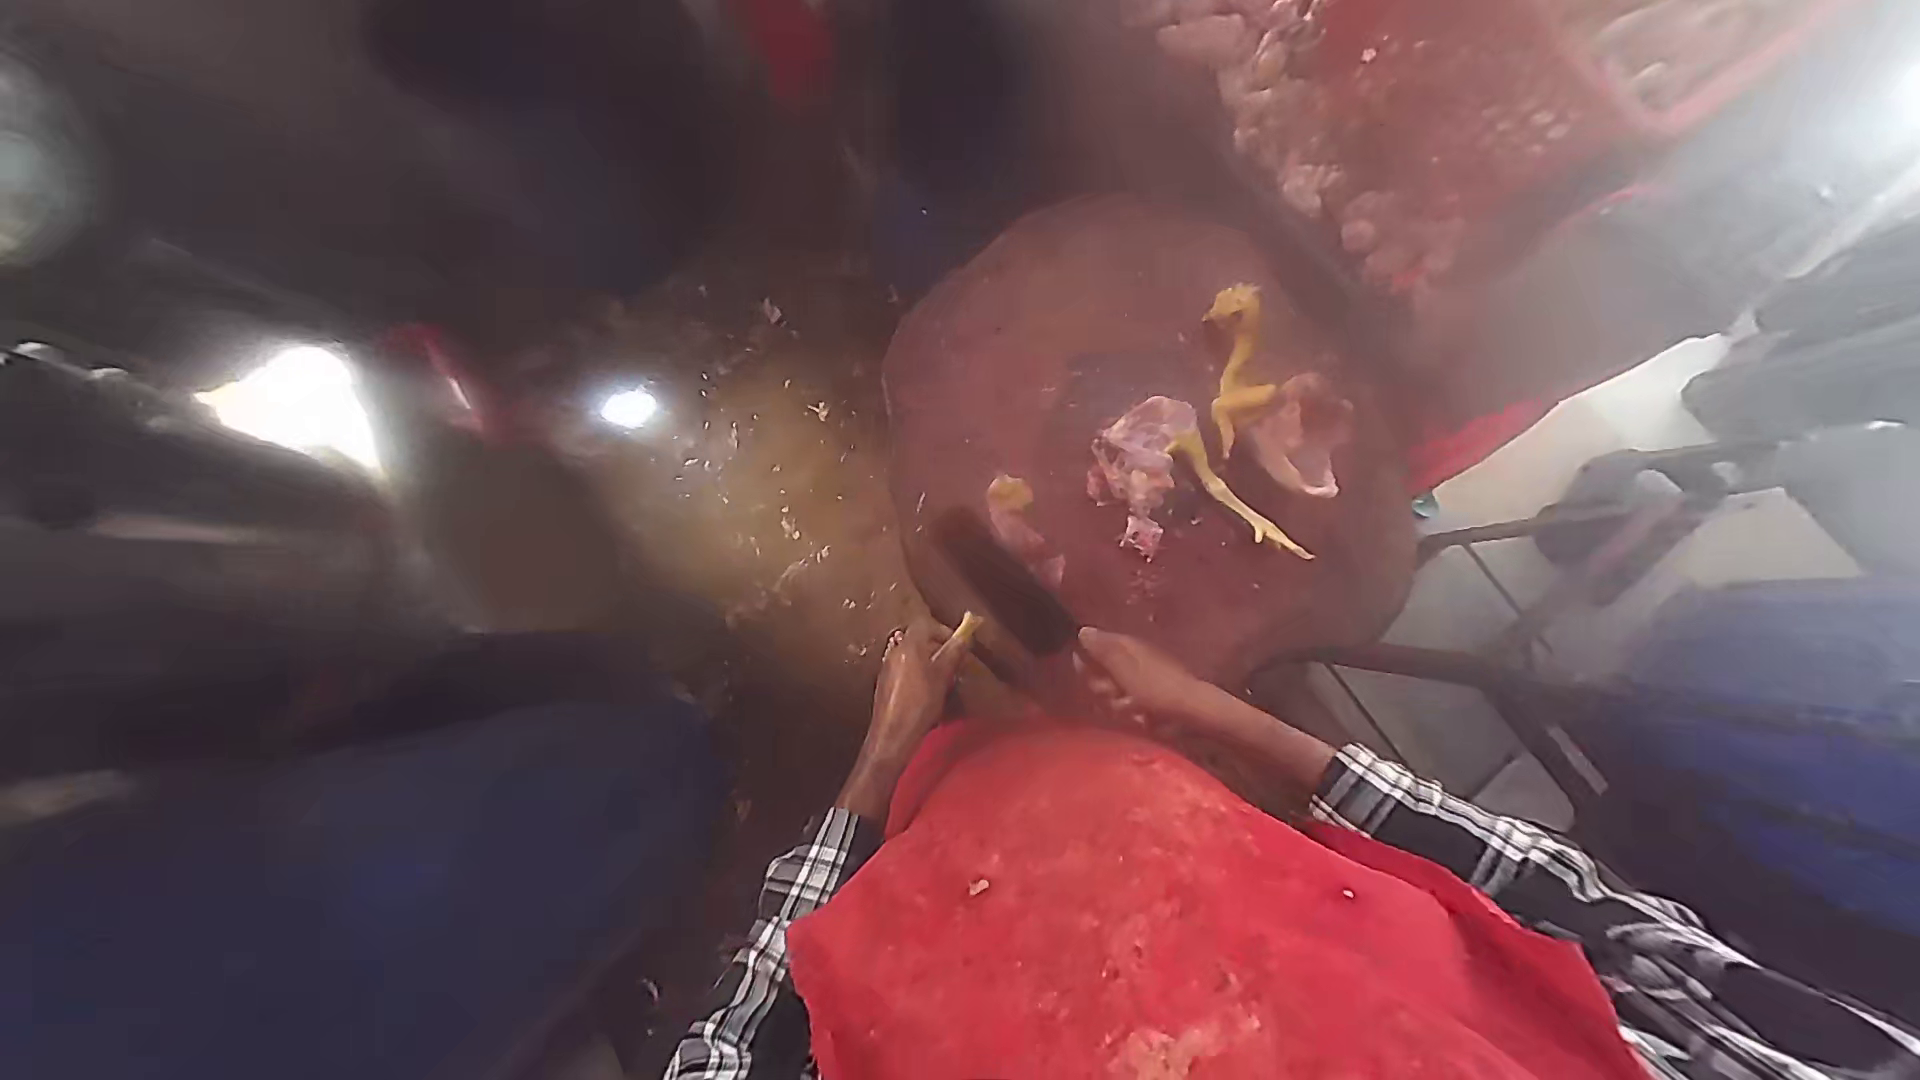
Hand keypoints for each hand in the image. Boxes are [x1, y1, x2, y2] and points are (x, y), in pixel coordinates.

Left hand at [836, 616, 975, 818]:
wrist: (892, 736)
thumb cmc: (920, 704)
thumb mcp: (942, 677)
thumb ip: (953, 653)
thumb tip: (964, 635)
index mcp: (908, 646)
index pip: (925, 624)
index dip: (942, 631)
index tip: (956, 644)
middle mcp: (894, 652)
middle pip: (918, 639)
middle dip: (937, 648)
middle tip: (952, 664)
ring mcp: (887, 668)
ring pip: (912, 655)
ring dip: (928, 662)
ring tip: (943, 681)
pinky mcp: (885, 684)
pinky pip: (905, 669)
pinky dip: (918, 674)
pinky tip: (927, 694)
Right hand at [1075, 626, 1220, 724]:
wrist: (1193, 712)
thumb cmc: (1156, 689)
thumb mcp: (1125, 668)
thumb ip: (1102, 650)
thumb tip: (1082, 630)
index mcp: (1124, 645)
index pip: (1091, 648)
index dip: (1087, 667)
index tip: (1096, 680)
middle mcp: (1128, 658)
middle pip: (1097, 674)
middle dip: (1103, 689)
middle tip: (1118, 696)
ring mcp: (1137, 679)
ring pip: (1109, 693)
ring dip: (1117, 704)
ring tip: (1134, 709)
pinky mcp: (1144, 697)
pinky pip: (1123, 704)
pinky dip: (1129, 712)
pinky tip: (1141, 717)